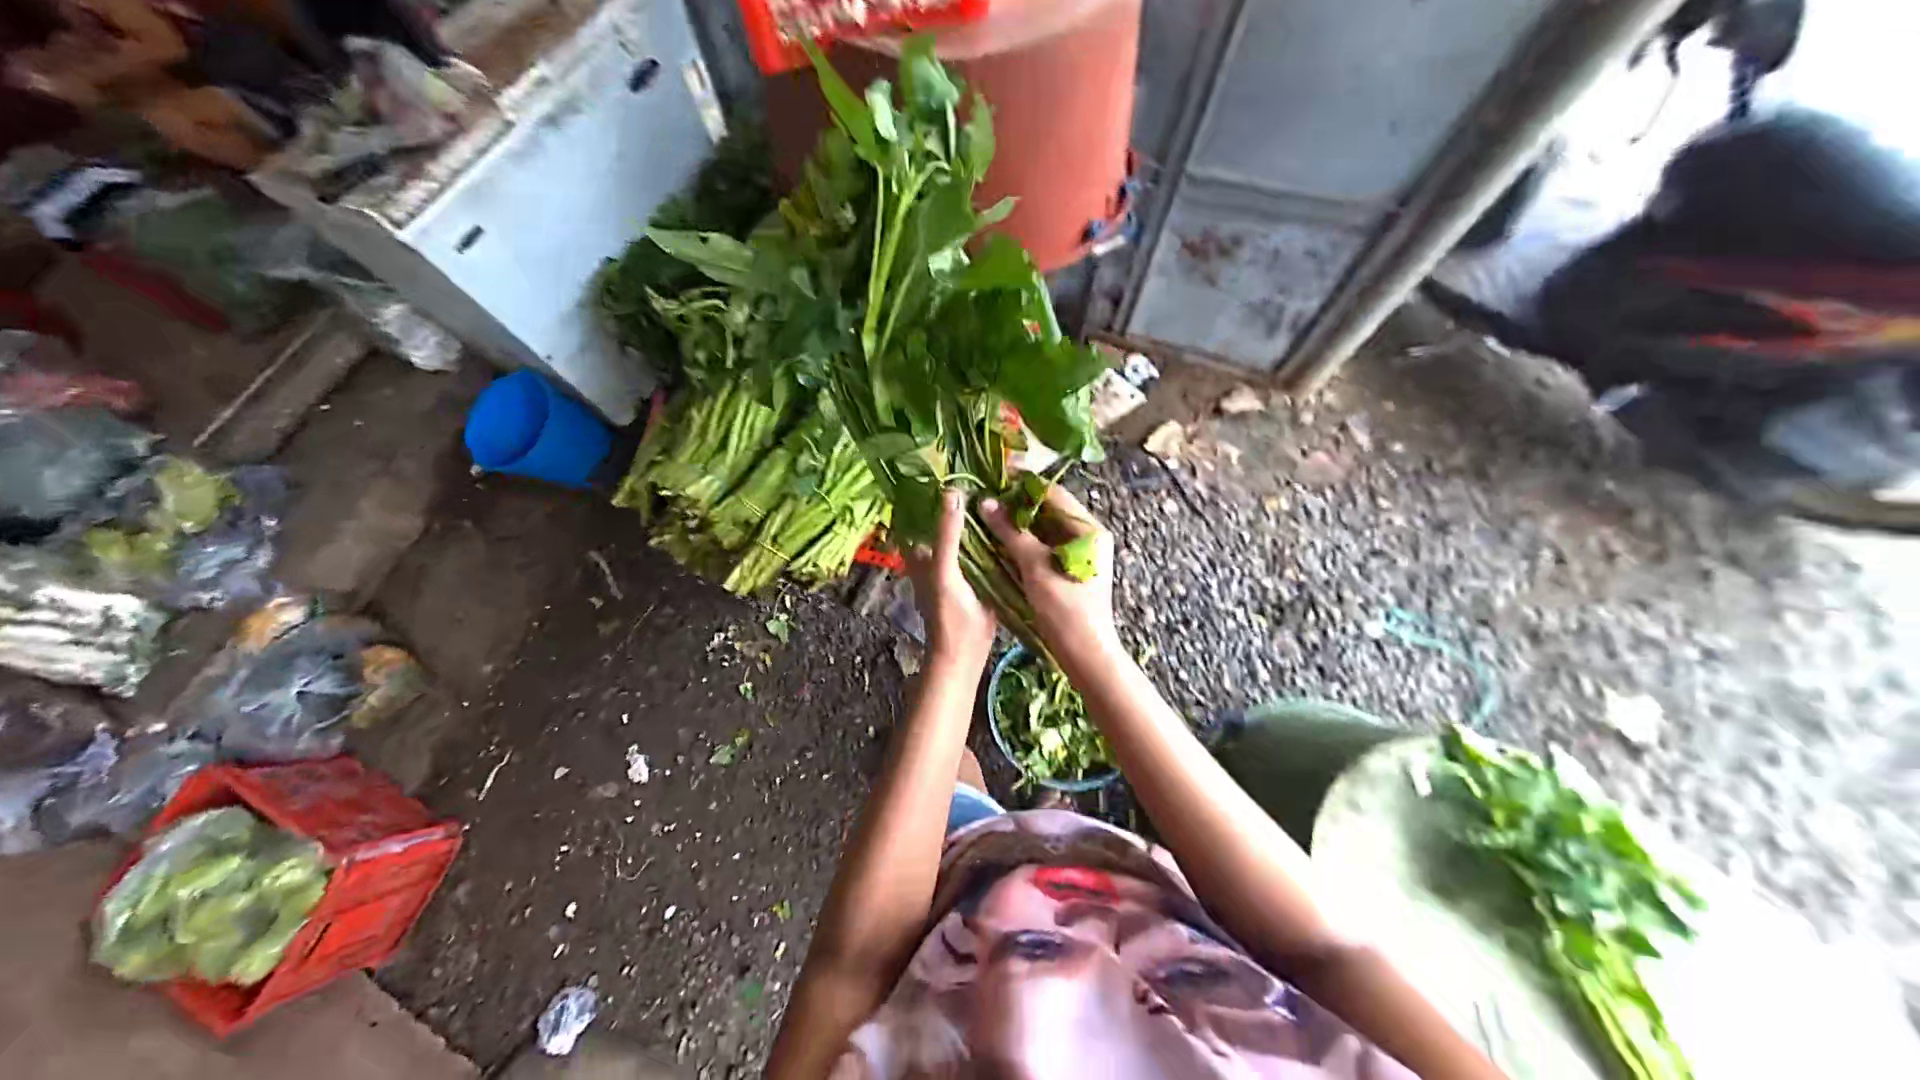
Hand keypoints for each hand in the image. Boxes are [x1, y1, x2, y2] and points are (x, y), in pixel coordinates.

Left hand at [906, 488, 996, 671]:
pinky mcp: (978, 582)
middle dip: (956, 505)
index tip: (943, 469)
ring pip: (964, 539)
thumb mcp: (945, 571)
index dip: (925, 495)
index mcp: (922, 555)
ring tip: (997, 496)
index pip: (918, 517)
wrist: (965, 656)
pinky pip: (983, 554)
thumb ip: (948, 535)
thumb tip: (951, 493)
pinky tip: (1009, 529)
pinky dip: (990, 541)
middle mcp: (938, 560)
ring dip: (975, 522)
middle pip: (944, 526)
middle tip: (980, 477)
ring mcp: (958, 571)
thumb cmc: (948, 616)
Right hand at [980, 484, 1121, 670]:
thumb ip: (1011, 533)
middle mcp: (1088, 537)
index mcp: (1089, 530)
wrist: (1085, 654)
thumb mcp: (1035, 567)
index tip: (995, 477)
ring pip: (1044, 530)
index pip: (1053, 494)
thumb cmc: (1065, 609)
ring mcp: (1080, 555)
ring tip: (987, 517)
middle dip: (1017, 505)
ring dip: (1018, 525)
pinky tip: (1000, 543)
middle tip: (986, 499)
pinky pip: (1044, 548)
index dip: (1023, 484)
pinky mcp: (1070, 571)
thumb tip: (986, 503)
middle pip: (1048, 511)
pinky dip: (1024, 544)